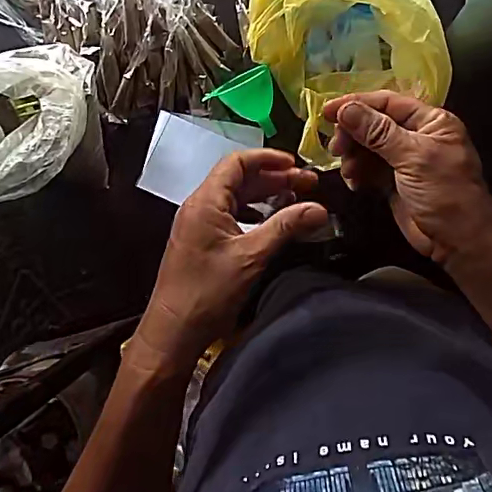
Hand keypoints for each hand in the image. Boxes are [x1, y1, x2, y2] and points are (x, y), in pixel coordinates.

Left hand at [132, 149, 328, 372]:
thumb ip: (285, 227)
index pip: (236, 163)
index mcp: (205, 202)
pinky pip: (231, 215)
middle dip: (273, 178)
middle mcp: (199, 207)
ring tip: (294, 200)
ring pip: (235, 198)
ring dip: (265, 196)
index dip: (267, 159)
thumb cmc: (206, 293)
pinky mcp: (202, 242)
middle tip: (305, 184)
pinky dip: (254, 213)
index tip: (295, 164)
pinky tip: (273, 223)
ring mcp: (198, 225)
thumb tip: (318, 209)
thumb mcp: (251, 256)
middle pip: (238, 179)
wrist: (173, 332)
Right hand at [321, 91, 491, 266]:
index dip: (356, 104)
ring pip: (368, 146)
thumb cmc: (447, 195)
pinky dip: (358, 173)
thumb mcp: (414, 158)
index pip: (388, 102)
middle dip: (353, 134)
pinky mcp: (394, 181)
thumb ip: (378, 132)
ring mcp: (405, 159)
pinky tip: (355, 183)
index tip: (327, 111)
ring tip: (349, 171)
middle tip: (336, 148)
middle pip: (374, 123)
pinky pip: (369, 168)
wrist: (460, 243)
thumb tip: (346, 109)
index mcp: (431, 121)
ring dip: (353, 156)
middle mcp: (418, 135)